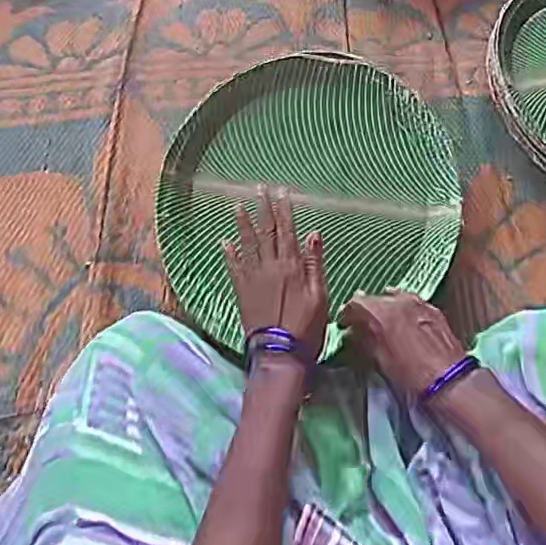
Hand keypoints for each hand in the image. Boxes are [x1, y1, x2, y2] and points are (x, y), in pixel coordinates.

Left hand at [225, 188, 328, 358]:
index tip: (282, 192)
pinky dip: (229, 253)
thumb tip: (314, 234)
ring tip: (238, 206)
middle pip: (266, 232)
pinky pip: (234, 267)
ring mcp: (253, 278)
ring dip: (243, 224)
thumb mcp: (320, 295)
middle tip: (259, 189)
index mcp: (292, 266)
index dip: (285, 210)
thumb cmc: (306, 327)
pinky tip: (225, 241)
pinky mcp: (241, 291)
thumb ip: (315, 264)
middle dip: (263, 209)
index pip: (288, 231)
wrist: (279, 354)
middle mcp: (270, 266)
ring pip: (247, 244)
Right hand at [339, 291, 466, 399]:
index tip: (345, 325)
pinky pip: (411, 303)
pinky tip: (405, 323)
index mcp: (379, 311)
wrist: (448, 380)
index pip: (354, 303)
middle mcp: (397, 299)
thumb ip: (363, 338)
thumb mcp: (377, 359)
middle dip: (367, 310)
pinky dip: (404, 310)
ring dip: (386, 307)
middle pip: (374, 297)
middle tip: (363, 326)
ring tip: (385, 323)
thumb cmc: (408, 374)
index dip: (347, 314)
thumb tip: (354, 330)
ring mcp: (417, 301)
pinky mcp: (432, 307)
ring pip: (393, 297)